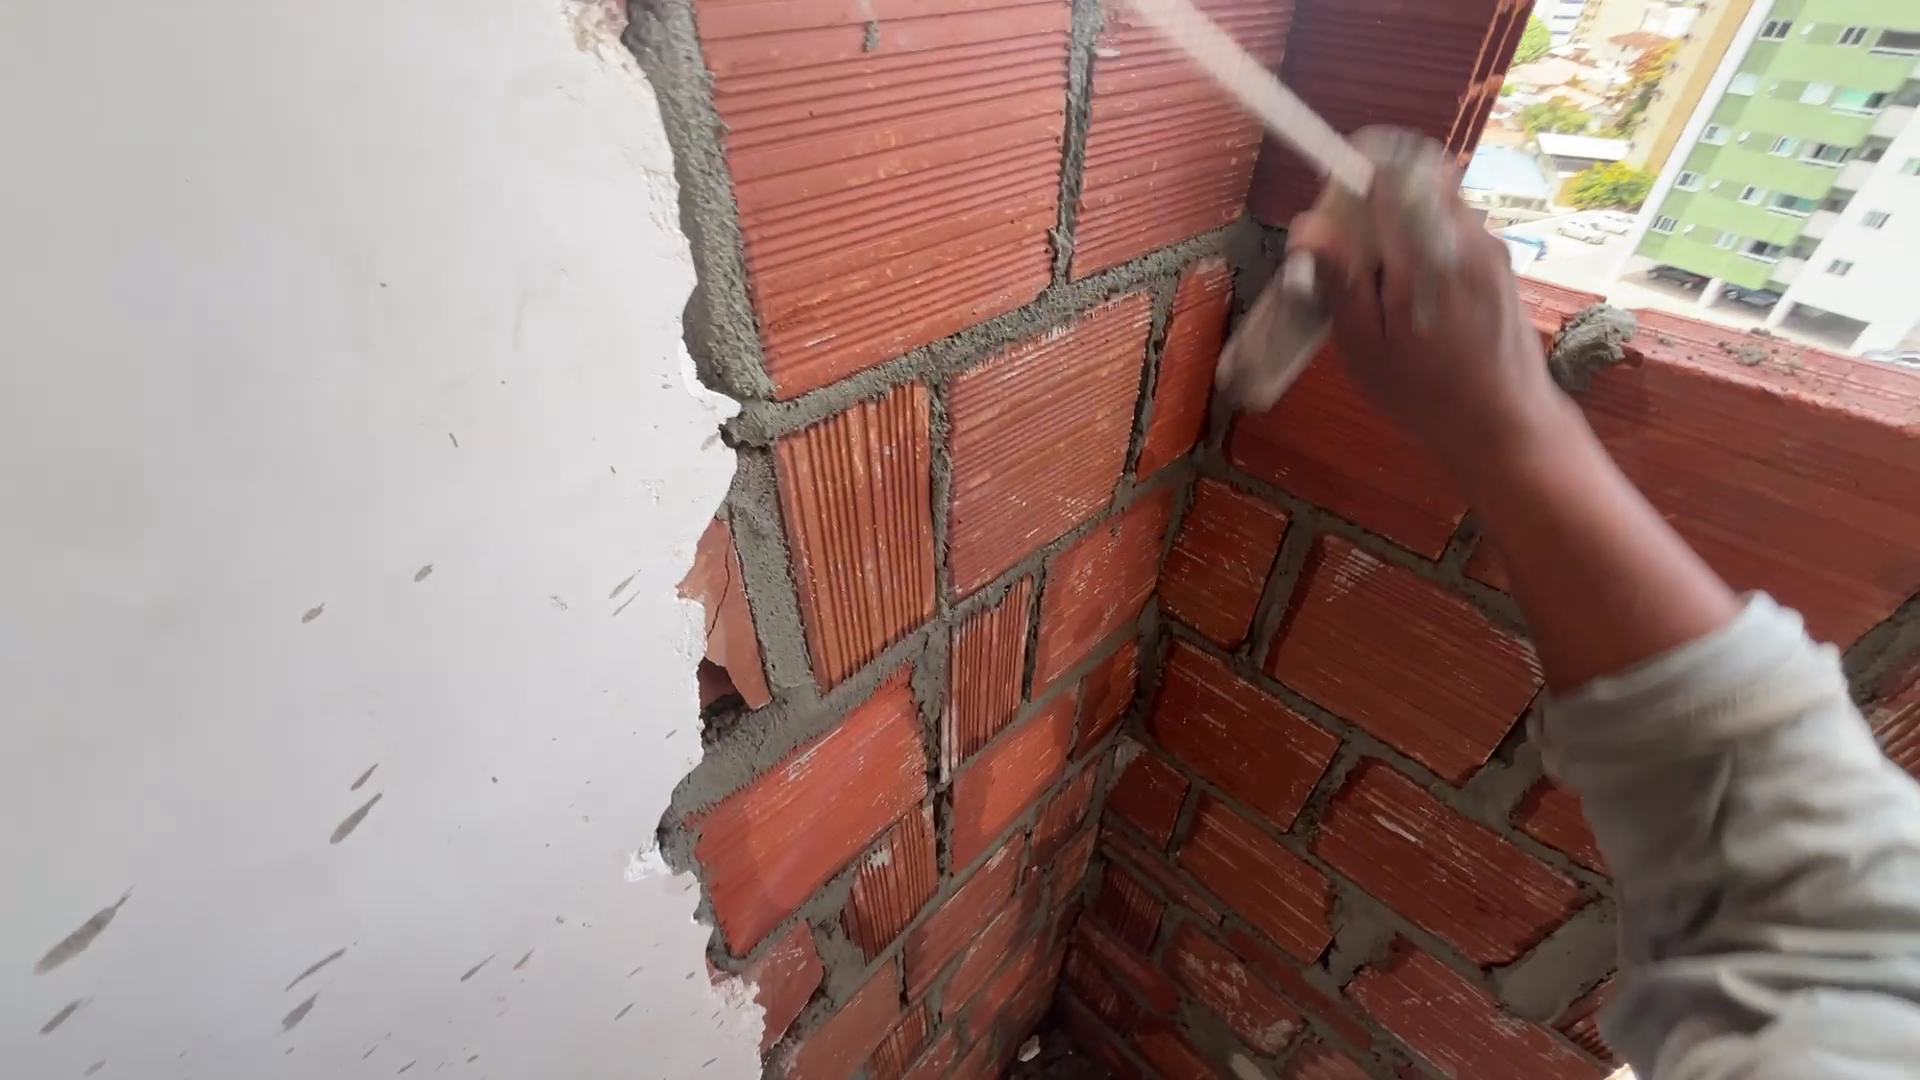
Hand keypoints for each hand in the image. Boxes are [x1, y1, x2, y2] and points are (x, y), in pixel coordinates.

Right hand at [1287, 140, 1570, 473]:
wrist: (1501, 420)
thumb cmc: (1419, 391)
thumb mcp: (1363, 343)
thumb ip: (1341, 279)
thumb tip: (1307, 227)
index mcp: (1425, 252)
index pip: (1395, 173)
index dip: (1362, 172)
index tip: (1332, 196)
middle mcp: (1465, 236)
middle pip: (1417, 185)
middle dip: (1376, 205)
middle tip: (1346, 255)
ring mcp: (1489, 248)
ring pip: (1436, 209)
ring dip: (1400, 229)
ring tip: (1376, 287)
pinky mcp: (1499, 265)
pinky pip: (1454, 235)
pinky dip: (1423, 249)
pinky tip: (1409, 299)